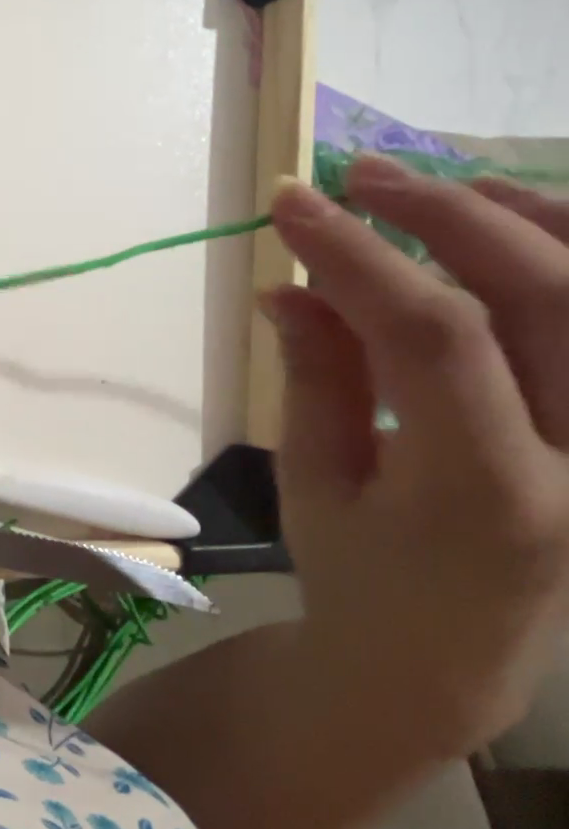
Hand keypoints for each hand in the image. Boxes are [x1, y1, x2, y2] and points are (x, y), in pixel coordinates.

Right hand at [266, 156, 568, 755]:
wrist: (445, 652)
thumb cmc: (356, 574)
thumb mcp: (312, 481)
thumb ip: (315, 377)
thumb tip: (288, 286)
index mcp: (484, 489)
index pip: (432, 336)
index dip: (359, 256)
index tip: (290, 206)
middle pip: (544, 296)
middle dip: (442, 217)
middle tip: (358, 176)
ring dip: (526, 219)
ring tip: (435, 184)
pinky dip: (568, 257)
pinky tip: (513, 222)